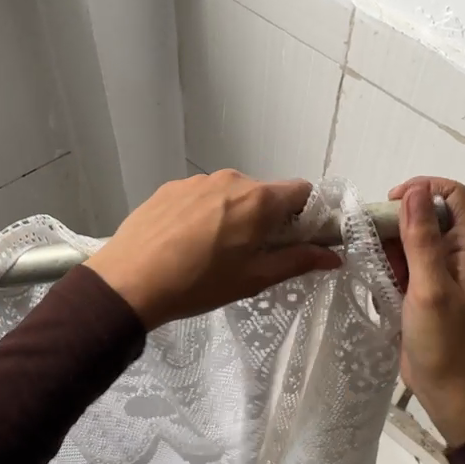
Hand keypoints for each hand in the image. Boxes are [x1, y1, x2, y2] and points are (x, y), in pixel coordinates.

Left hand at [85, 170, 341, 328]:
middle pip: (265, 193)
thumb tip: (334, 256)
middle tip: (252, 254)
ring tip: (213, 252)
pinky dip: (205, 214)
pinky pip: (202, 196)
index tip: (295, 240)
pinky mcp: (170, 187)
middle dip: (268, 219)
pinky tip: (186, 243)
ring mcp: (198, 181)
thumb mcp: (254, 279)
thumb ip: (298, 261)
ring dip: (234, 215)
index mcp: (259, 199)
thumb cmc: (199, 284)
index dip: (305, 214)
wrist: (129, 282)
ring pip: (232, 194)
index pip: (301, 191)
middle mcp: (232, 179)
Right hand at [386, 177, 464, 447]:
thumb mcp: (431, 287)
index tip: (392, 203)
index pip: (451, 195)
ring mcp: (433, 273)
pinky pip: (398, 264)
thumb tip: (415, 191)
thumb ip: (422, 239)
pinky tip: (368, 274)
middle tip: (368, 234)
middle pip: (423, 214)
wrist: (448, 392)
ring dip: (385, 242)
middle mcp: (451, 255)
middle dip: (395, 217)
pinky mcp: (416, 291)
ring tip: (365, 256)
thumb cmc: (445, 341)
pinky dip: (382, 263)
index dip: (423, 189)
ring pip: (407, 239)